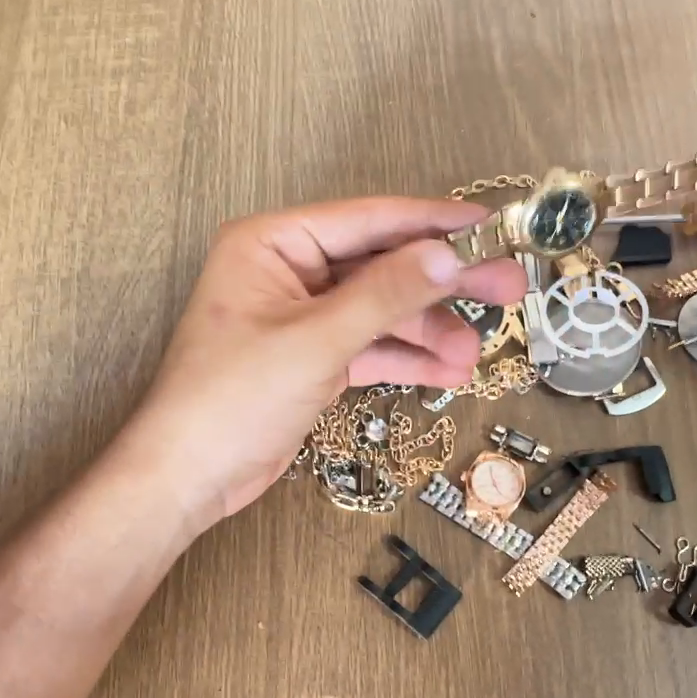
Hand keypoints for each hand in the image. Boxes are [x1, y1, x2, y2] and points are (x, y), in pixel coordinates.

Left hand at [118, 197, 525, 525]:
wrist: (189, 476)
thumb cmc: (234, 398)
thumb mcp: (317, 341)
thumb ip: (386, 295)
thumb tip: (448, 252)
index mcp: (273, 244)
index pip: (367, 220)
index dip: (431, 223)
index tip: (490, 225)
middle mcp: (288, 272)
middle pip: (380, 266)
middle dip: (440, 284)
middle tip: (507, 289)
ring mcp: (302, 318)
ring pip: (380, 311)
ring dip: (427, 331)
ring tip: (473, 355)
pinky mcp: (311, 359)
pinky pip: (368, 347)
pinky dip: (404, 359)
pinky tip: (447, 372)